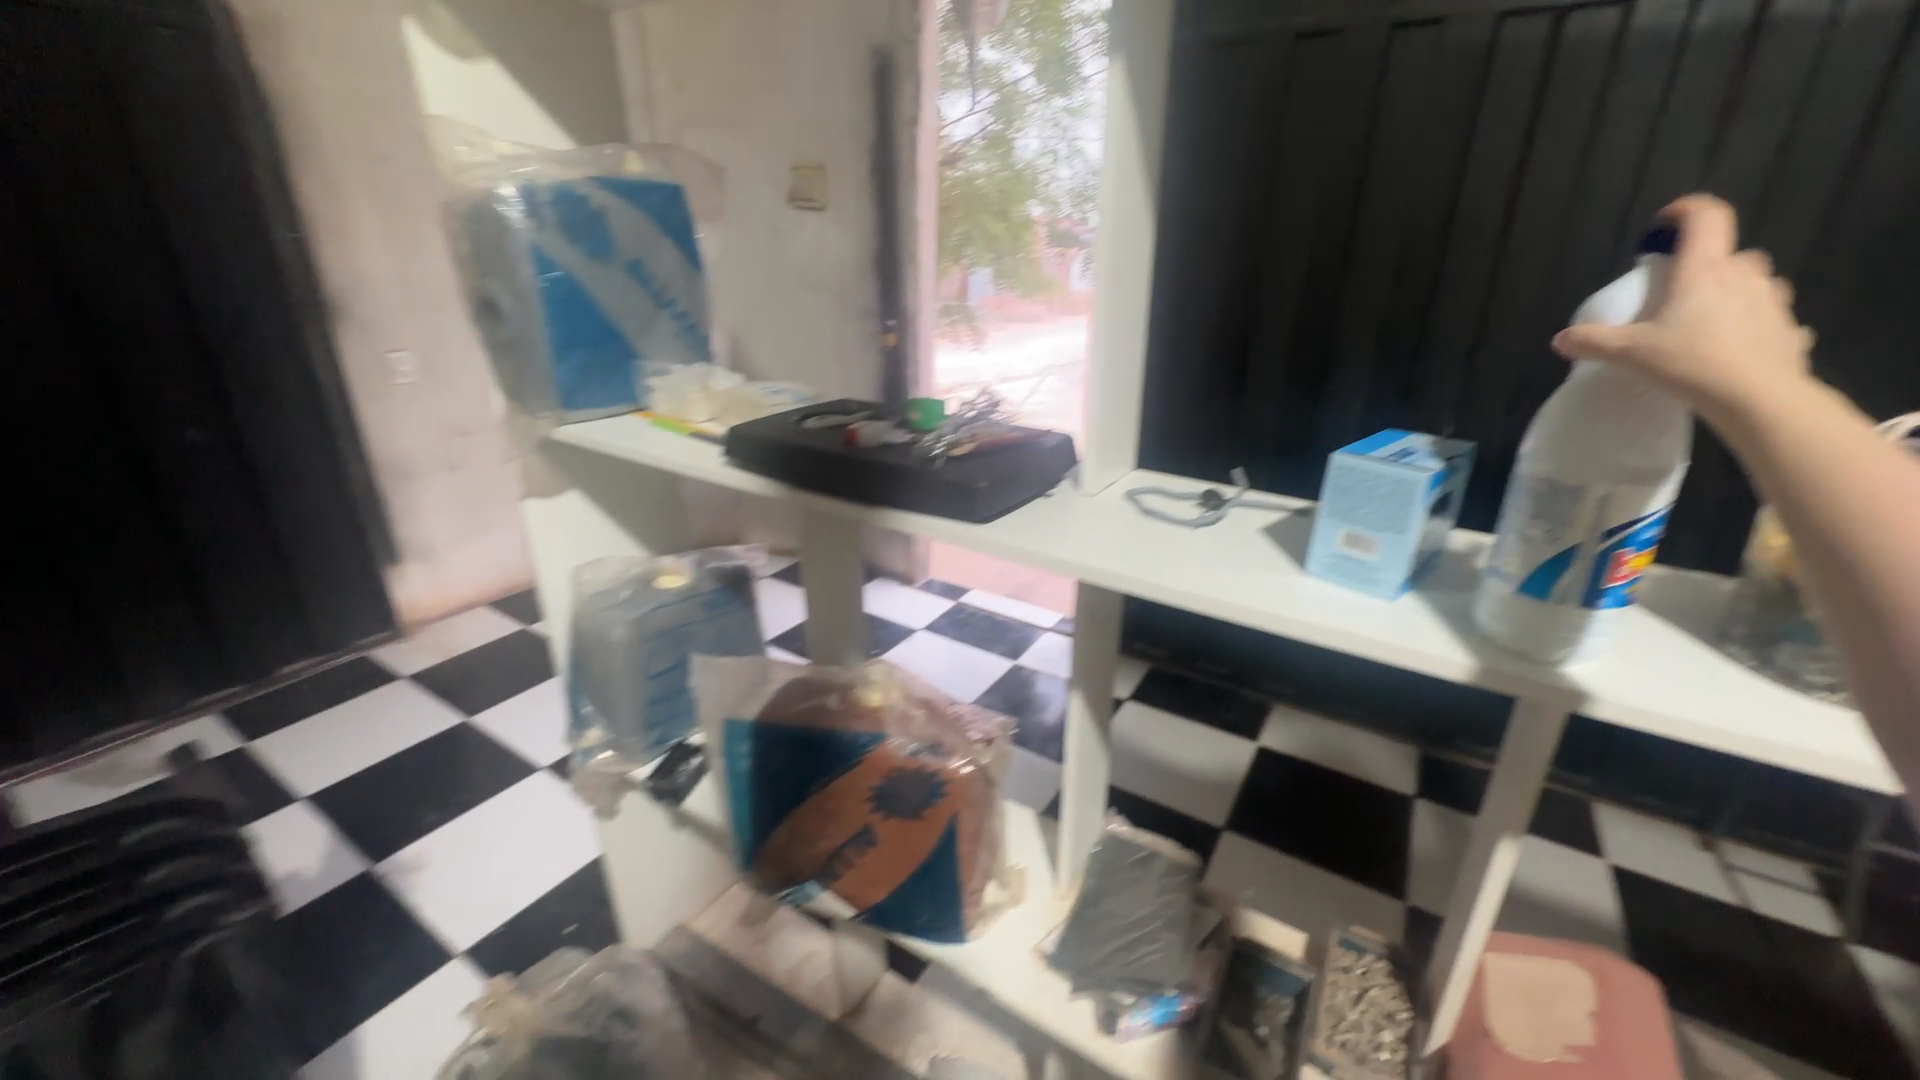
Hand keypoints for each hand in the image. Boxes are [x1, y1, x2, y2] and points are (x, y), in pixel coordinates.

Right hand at [1551, 194, 1816, 424]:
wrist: (1758, 397)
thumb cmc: (1692, 362)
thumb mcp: (1631, 353)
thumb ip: (1594, 342)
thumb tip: (1561, 339)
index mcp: (1704, 271)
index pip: (1706, 217)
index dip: (1684, 211)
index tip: (1662, 226)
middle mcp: (1744, 276)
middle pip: (1731, 253)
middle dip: (1708, 265)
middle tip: (1680, 293)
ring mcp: (1773, 301)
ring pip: (1755, 283)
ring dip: (1734, 293)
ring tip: (1707, 323)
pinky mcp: (1789, 329)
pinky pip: (1770, 319)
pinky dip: (1754, 327)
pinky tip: (1736, 351)